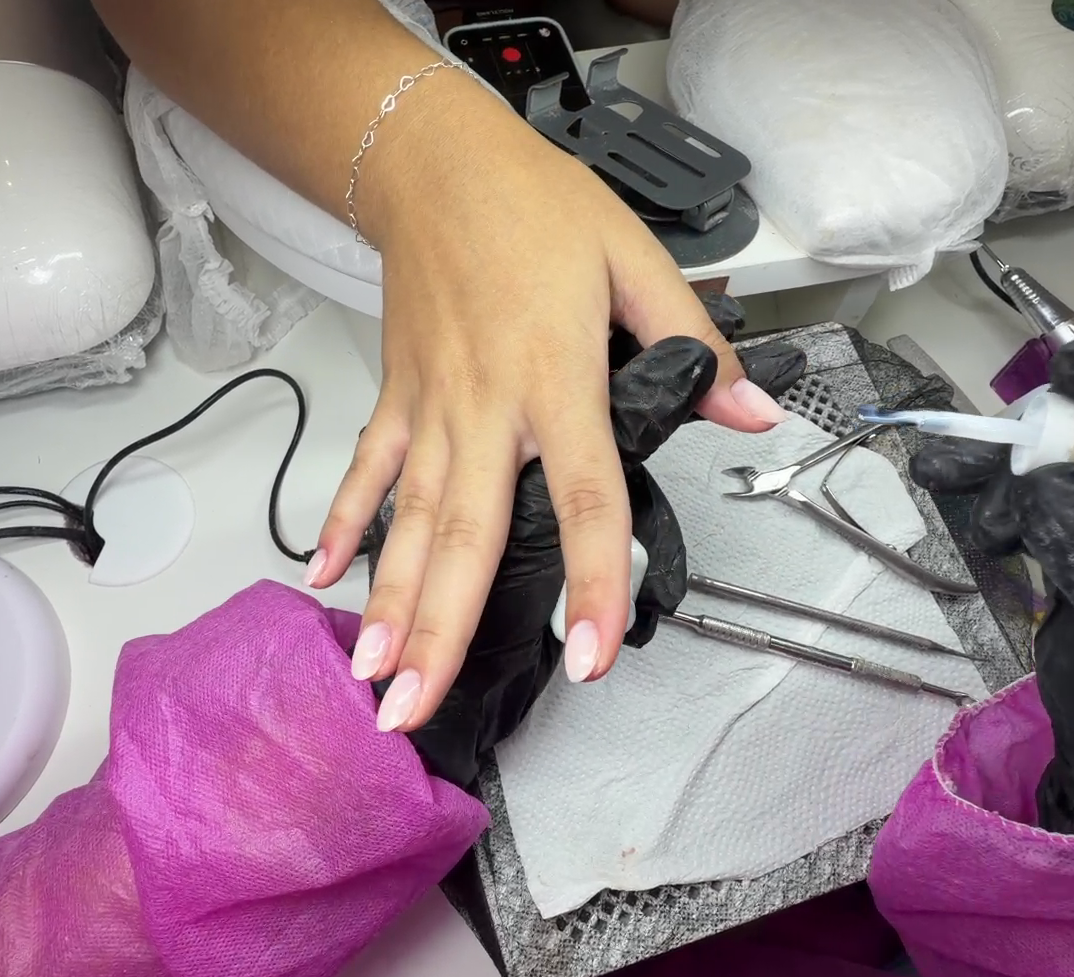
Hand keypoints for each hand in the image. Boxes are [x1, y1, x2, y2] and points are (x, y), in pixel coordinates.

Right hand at [304, 92, 786, 733]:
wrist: (438, 169)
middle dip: (441, 632)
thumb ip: (692, 344)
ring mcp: (429, 410)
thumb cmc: (534, 210)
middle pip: (466, 537)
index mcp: (555, 382)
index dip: (593, 584)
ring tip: (374, 673)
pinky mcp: (394, 400)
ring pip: (409, 521)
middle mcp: (485, 411)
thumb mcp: (635, 260)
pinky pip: (366, 472)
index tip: (592, 657)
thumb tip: (750, 414)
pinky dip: (342, 524)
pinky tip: (323, 575)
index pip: (584, 501)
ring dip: (389, 601)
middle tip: (416, 709)